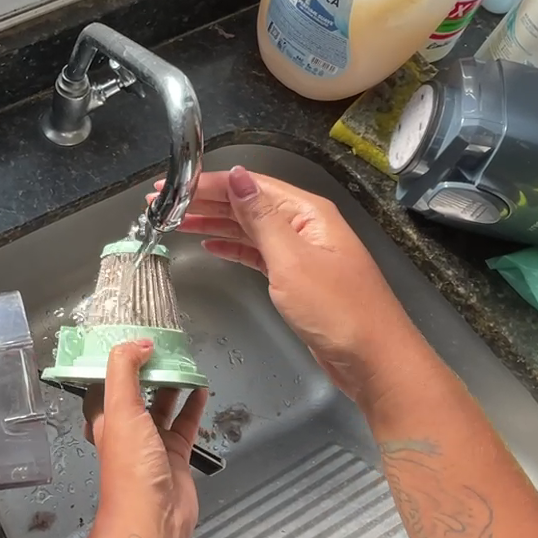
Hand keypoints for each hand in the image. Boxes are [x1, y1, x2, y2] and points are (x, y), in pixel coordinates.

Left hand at [60, 339, 207, 537]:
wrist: (153, 518)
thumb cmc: (130, 466)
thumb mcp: (120, 409)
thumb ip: (125, 370)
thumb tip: (140, 342)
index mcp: (104, 418)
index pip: (104, 383)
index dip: (114, 362)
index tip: (129, 338)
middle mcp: (126, 429)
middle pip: (135, 392)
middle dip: (146, 370)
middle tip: (162, 345)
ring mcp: (151, 443)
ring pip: (161, 405)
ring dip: (171, 384)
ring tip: (183, 361)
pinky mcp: (175, 455)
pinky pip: (184, 423)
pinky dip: (192, 406)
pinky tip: (201, 388)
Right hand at [159, 165, 430, 408]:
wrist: (375, 362)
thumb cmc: (339, 311)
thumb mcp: (292, 260)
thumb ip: (260, 217)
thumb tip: (238, 176)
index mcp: (307, 212)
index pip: (248, 186)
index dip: (206, 184)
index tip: (172, 186)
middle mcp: (304, 225)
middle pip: (246, 203)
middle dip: (203, 201)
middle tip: (163, 204)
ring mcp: (301, 252)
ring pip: (248, 228)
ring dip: (212, 223)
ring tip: (176, 222)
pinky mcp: (296, 277)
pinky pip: (256, 252)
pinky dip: (231, 247)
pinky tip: (210, 245)